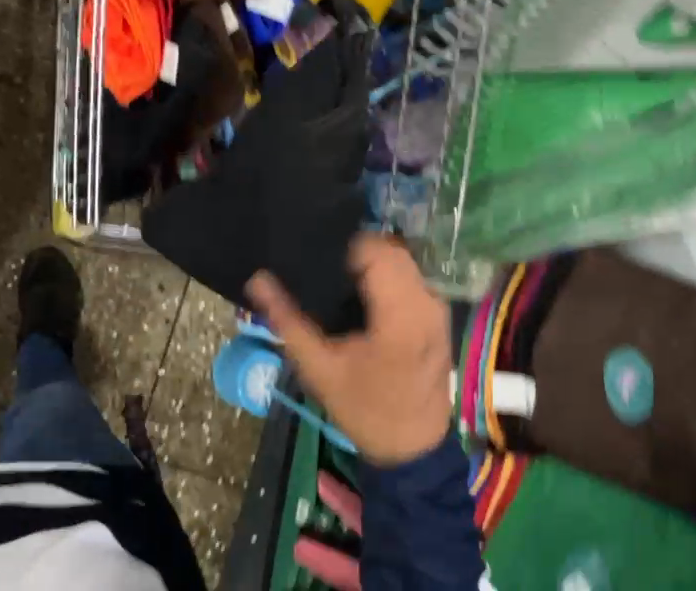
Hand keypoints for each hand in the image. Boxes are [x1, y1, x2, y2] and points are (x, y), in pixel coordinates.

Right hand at [247, 236, 452, 466]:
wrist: (412, 448)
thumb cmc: (364, 409)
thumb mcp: (318, 368)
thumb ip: (288, 320)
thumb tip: (256, 280)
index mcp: (400, 315)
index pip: (374, 251)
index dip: (342, 247)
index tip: (315, 261)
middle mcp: (426, 303)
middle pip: (389, 249)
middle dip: (355, 252)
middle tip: (321, 269)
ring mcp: (437, 307)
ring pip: (401, 259)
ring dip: (371, 262)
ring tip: (338, 281)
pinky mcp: (439, 314)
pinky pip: (409, 276)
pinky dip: (386, 276)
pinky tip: (361, 297)